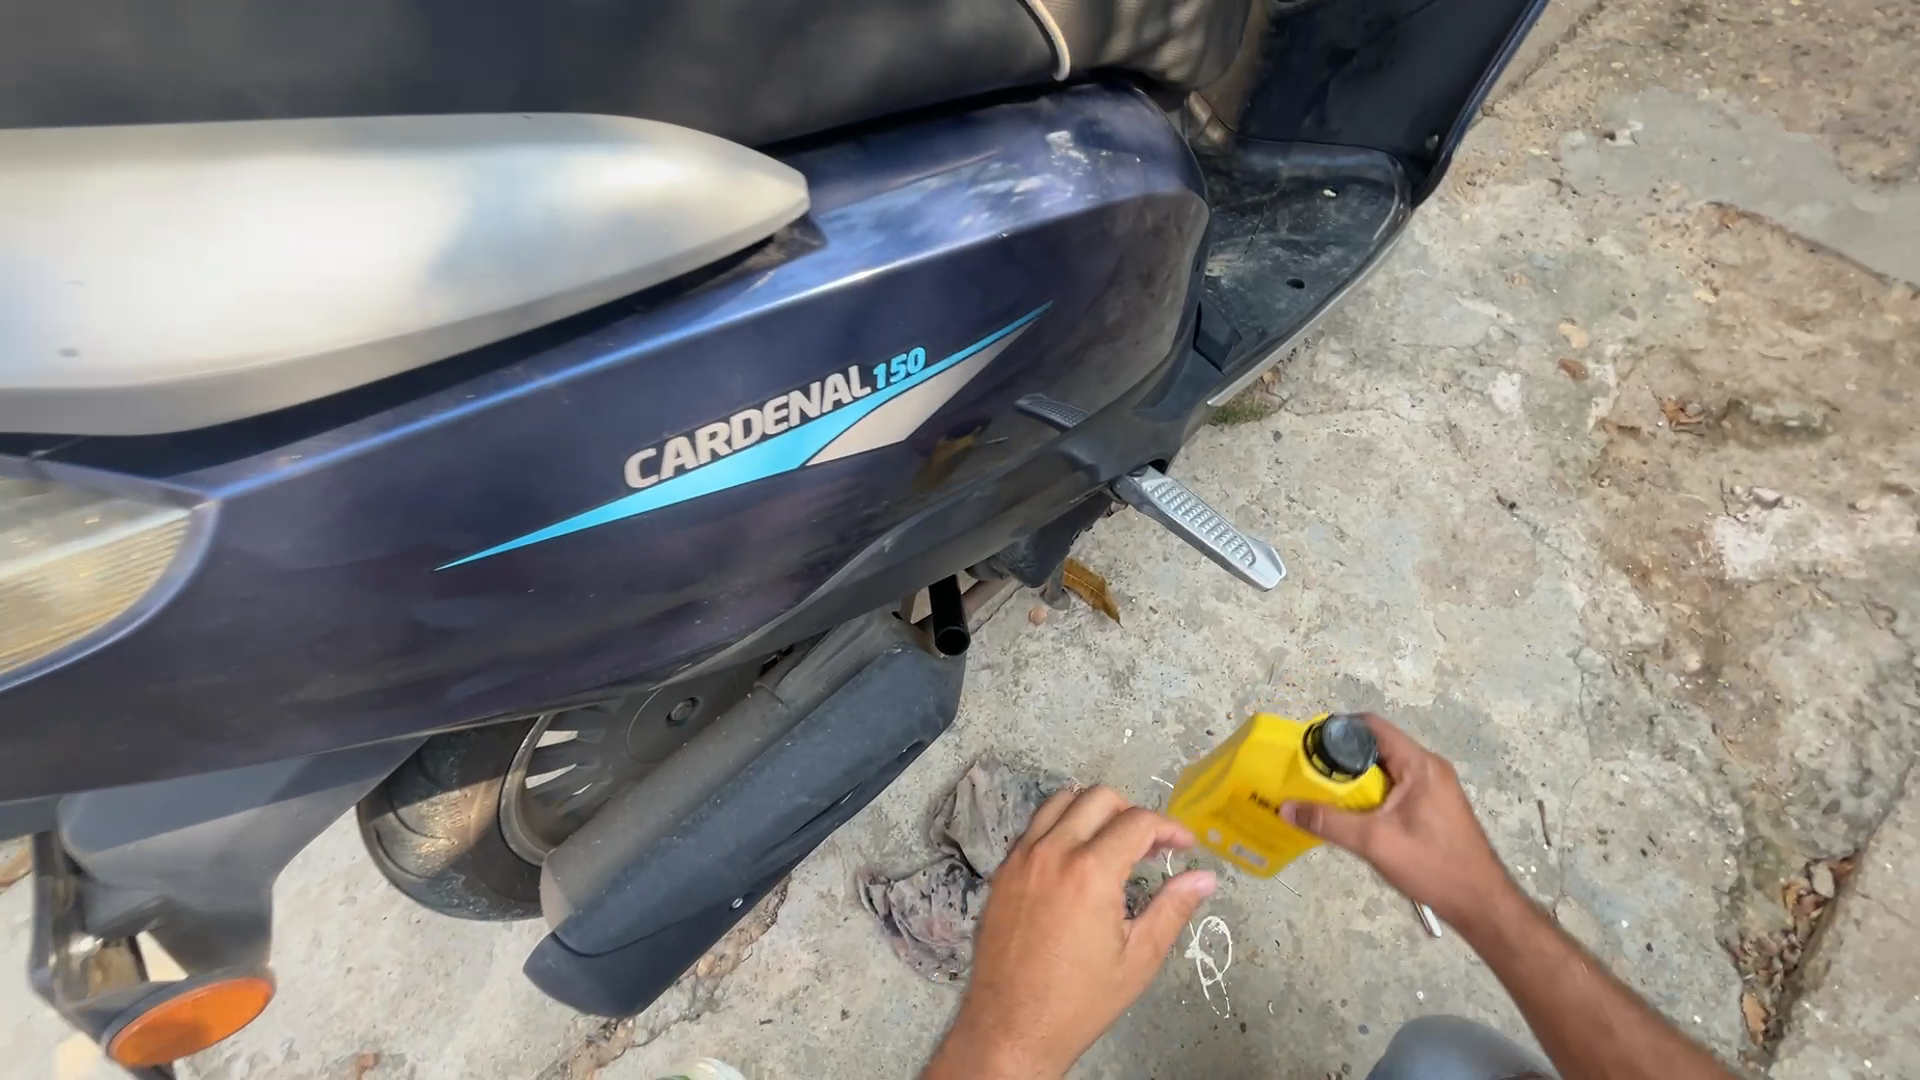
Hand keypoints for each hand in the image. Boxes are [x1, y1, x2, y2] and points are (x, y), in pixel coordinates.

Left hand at [922, 786, 1217, 1079]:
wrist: (1011, 1025)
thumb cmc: (1079, 1000)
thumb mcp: (1137, 959)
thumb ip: (1172, 909)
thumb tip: (1204, 877)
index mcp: (1091, 871)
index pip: (1138, 822)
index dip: (1169, 827)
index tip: (1184, 845)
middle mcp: (1054, 850)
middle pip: (1098, 797)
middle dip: (1131, 812)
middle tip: (1148, 846)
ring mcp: (1022, 855)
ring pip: (1061, 800)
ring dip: (1092, 810)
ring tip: (1111, 843)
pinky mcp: (1004, 866)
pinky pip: (1035, 825)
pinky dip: (1060, 826)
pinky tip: (1075, 858)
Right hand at [1281, 714, 1512, 931]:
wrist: (1483, 906)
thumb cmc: (1433, 866)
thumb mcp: (1374, 842)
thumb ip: (1328, 822)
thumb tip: (1285, 809)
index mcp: (1419, 764)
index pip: (1371, 726)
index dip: (1337, 729)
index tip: (1308, 746)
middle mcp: (1428, 768)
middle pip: (1375, 746)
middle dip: (1340, 757)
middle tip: (1309, 772)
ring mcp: (1433, 787)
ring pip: (1383, 768)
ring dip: (1353, 778)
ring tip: (1323, 793)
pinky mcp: (1433, 805)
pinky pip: (1393, 785)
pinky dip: (1369, 792)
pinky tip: (1352, 813)